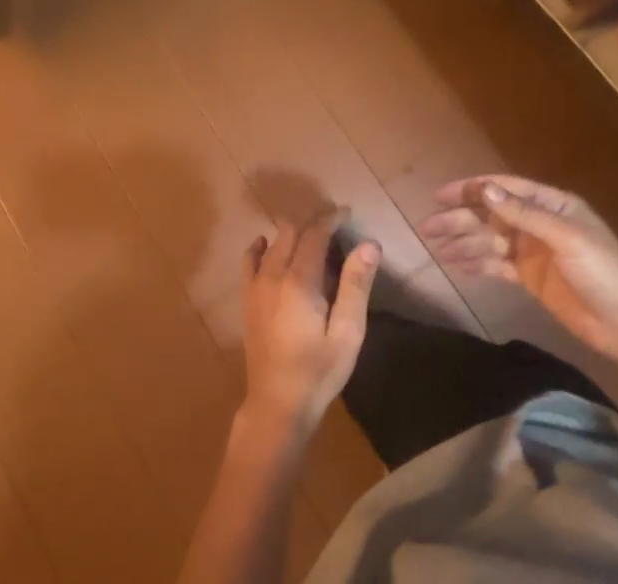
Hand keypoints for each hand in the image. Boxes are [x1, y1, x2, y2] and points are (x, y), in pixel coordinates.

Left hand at [240, 209, 379, 432]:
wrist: (277, 403)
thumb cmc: (319, 371)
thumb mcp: (348, 332)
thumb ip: (356, 285)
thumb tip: (369, 245)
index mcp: (300, 281)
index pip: (314, 234)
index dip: (331, 219)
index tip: (348, 213)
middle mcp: (273, 275)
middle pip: (291, 232)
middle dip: (313, 222)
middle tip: (336, 226)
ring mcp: (255, 287)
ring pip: (272, 243)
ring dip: (291, 233)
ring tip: (313, 239)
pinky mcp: (247, 299)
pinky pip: (250, 260)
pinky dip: (262, 247)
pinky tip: (269, 247)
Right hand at [418, 176, 617, 358]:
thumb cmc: (605, 273)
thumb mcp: (566, 238)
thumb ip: (525, 215)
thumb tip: (485, 191)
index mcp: (553, 205)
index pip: (505, 190)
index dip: (472, 189)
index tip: (440, 196)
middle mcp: (540, 223)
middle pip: (492, 215)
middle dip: (460, 219)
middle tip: (428, 227)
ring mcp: (534, 251)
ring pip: (490, 240)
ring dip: (464, 243)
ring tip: (436, 250)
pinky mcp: (531, 277)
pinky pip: (497, 264)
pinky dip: (477, 264)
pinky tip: (457, 266)